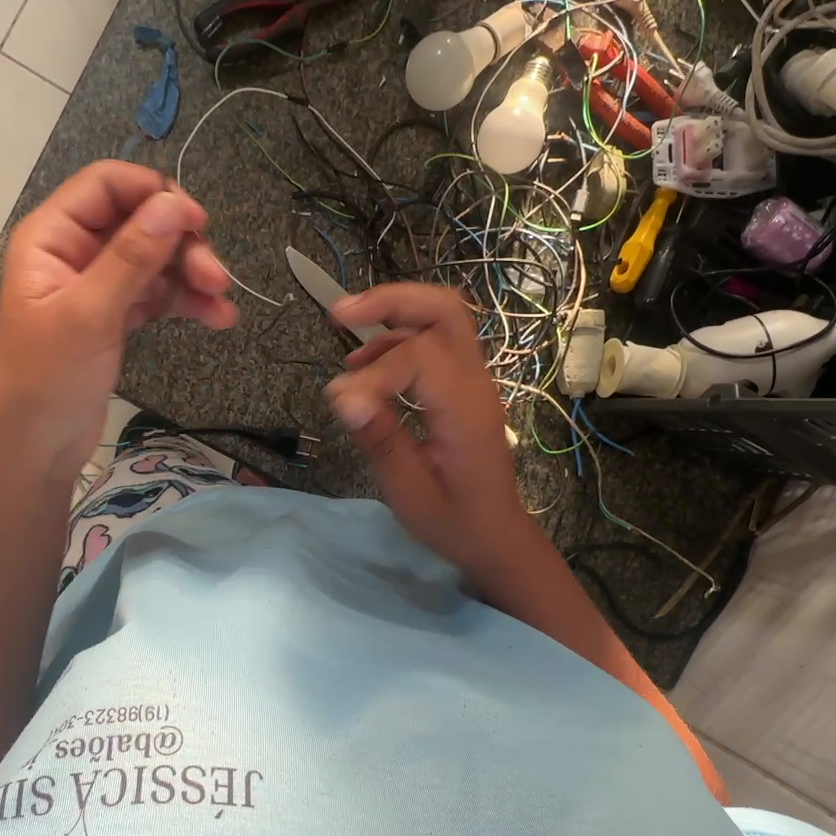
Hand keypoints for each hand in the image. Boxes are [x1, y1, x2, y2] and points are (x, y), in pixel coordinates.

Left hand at [0, 161, 237, 475]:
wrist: (35, 449)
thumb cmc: (47, 380)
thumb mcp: (89, 314)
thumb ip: (132, 257)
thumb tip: (174, 204)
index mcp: (51, 237)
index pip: (107, 186)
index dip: (154, 194)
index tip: (198, 222)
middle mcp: (74, 252)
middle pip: (139, 223)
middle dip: (182, 245)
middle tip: (217, 278)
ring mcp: (96, 286)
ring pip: (154, 261)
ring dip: (191, 276)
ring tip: (223, 305)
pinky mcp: (114, 318)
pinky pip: (155, 296)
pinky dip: (185, 303)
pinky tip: (216, 319)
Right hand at [324, 283, 542, 586]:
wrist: (494, 536)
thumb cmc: (454, 520)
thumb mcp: (410, 491)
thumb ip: (380, 440)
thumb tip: (341, 396)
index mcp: (465, 409)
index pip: (417, 359)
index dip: (372, 374)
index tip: (340, 404)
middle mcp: (474, 383)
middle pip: (443, 310)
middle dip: (392, 300)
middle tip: (342, 310)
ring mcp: (472, 381)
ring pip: (441, 319)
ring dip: (393, 315)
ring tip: (344, 331)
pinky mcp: (462, 388)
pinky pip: (435, 343)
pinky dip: (398, 338)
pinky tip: (364, 363)